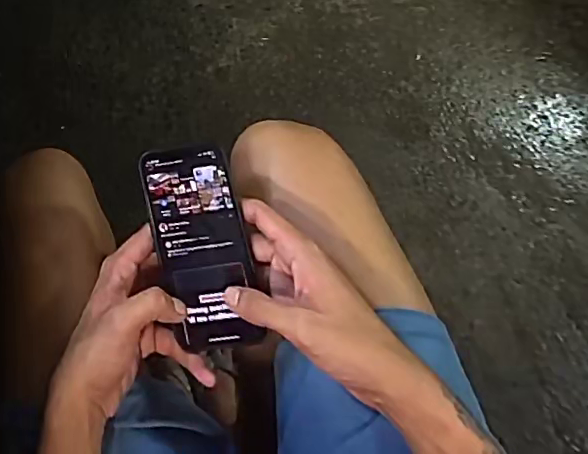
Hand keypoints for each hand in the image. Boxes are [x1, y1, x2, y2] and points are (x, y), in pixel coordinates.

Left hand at [45, 226, 216, 432]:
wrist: (87, 391)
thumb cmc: (95, 349)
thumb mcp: (122, 319)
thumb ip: (152, 303)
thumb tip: (181, 304)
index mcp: (117, 273)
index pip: (142, 242)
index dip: (163, 232)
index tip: (190, 228)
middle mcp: (128, 288)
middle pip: (163, 273)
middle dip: (187, 278)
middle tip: (215, 279)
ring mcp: (138, 312)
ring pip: (171, 308)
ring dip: (191, 323)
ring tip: (214, 331)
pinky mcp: (145, 337)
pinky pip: (172, 338)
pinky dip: (187, 352)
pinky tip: (203, 368)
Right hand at [224, 201, 499, 452]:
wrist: (391, 382)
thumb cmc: (353, 345)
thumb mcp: (302, 326)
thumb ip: (260, 307)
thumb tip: (225, 293)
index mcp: (304, 255)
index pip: (264, 217)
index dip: (238, 207)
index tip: (208, 205)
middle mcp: (301, 264)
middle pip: (258, 243)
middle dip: (232, 245)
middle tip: (196, 248)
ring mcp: (301, 285)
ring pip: (262, 269)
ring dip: (241, 273)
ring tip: (206, 273)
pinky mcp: (302, 307)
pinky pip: (270, 292)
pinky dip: (252, 294)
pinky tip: (231, 301)